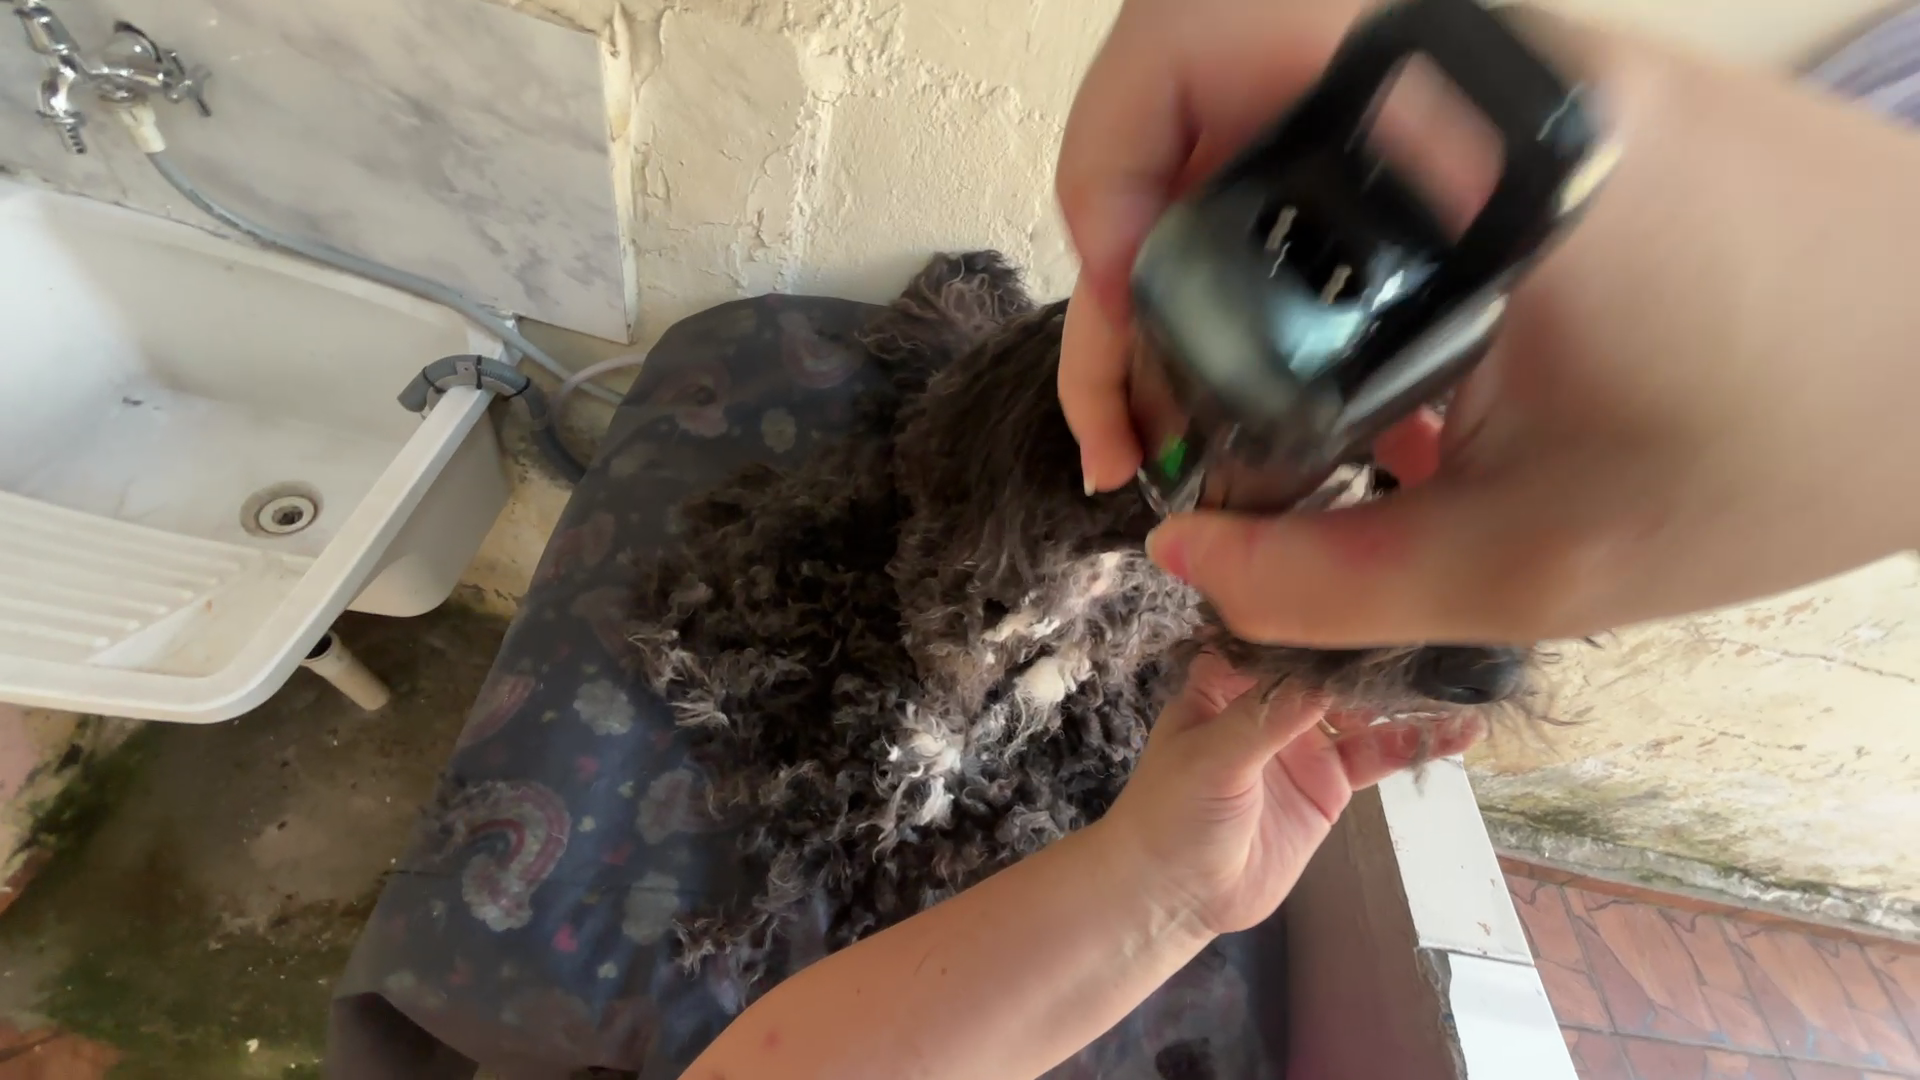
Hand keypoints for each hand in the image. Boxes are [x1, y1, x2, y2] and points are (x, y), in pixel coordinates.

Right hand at [1057, 0, 1919, 646]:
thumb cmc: (1794, 445)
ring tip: (1180, 421)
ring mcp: (1454, 104)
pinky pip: (1285, 185)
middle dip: (1112, 274)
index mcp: (1472, 142)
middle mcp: (1448, 86)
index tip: (1116, 305)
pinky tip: (1256, 387)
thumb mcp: (1539, 566)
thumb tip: (1179, 552)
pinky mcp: (1460, 143)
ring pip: (1221, 153)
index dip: (1106, 164)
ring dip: (1163, 285)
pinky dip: (1228, 283)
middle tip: (1135, 421)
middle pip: (1179, 108)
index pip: (1204, 36)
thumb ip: (1330, 584)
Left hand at [1098, 653, 1483, 936]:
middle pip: (1320, 671)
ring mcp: (1299, 744)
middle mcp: (1264, 706)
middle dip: (1364, 655)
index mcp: (1221, 684)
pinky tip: (1459, 730)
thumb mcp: (1213, 756)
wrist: (1179, 892)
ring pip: (1356, 711)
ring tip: (1456, 675)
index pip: (1271, 640)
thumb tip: (1325, 673)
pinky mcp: (1326, 785)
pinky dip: (1412, 744)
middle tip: (1426, 630)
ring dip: (1398, 697)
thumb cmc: (1174, 811)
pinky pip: (1374, 757)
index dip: (1311, 620)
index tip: (1364, 598)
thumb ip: (1266, 716)